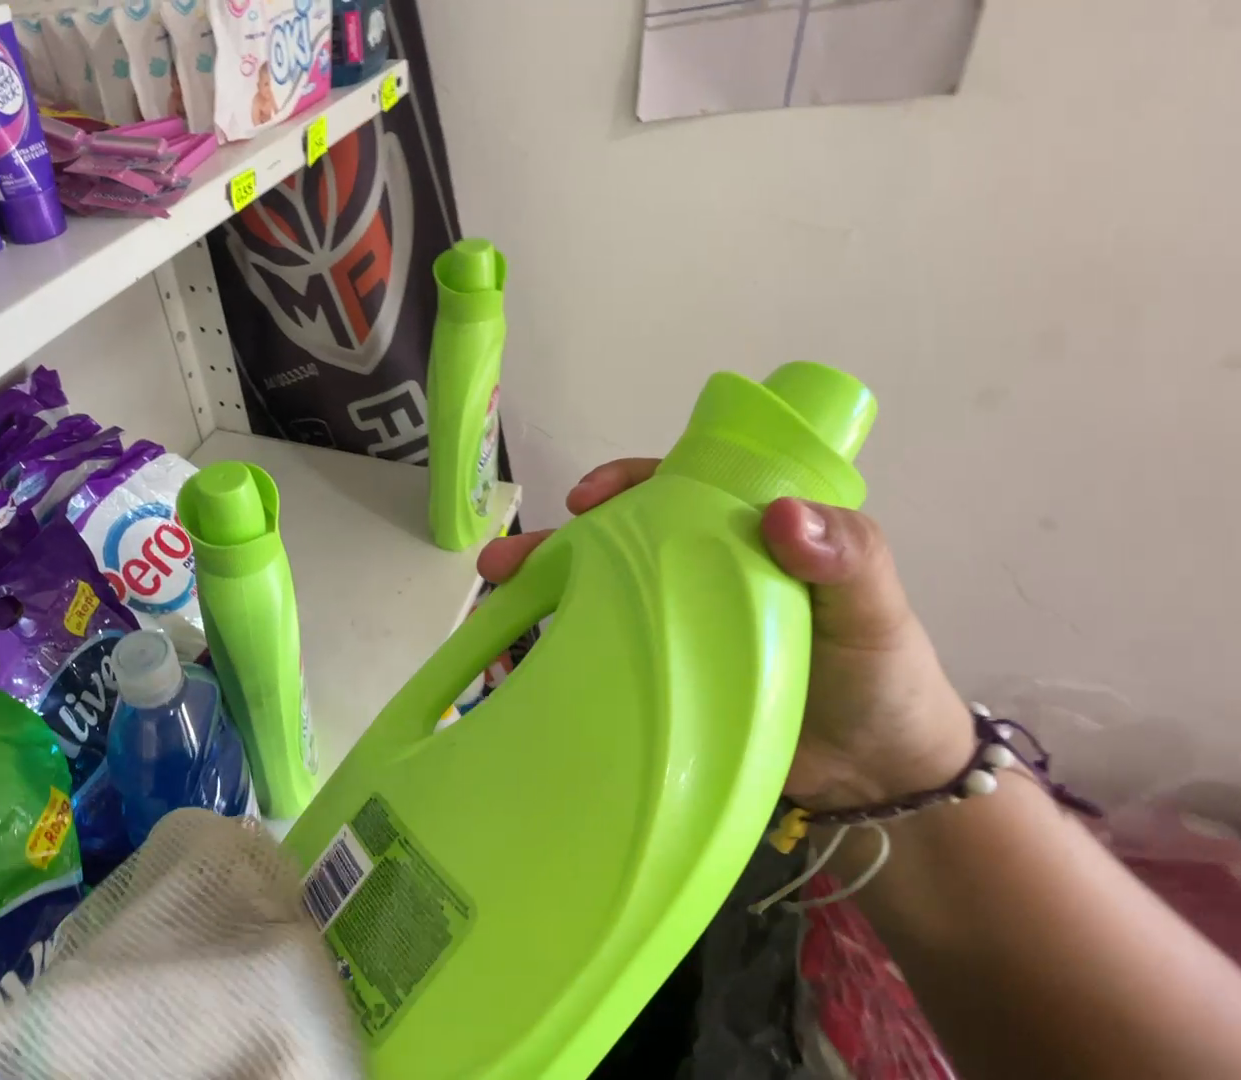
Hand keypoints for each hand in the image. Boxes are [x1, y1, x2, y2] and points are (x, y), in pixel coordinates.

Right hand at [478, 459, 974, 810]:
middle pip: (609, 543)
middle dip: (548, 546)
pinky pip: (594, 657)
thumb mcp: (874, 609)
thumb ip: (849, 557)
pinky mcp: (653, 679)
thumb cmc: (880, 677)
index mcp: (737, 537)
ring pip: (590, 598)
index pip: (671, 489)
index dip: (621, 484)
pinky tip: (513, 670)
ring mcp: (667, 629)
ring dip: (534, 599)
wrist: (877, 782)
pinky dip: (550, 657)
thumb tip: (782, 516)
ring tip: (488, 617)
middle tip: (501, 565)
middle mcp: (691, 573)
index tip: (584, 498)